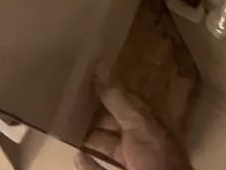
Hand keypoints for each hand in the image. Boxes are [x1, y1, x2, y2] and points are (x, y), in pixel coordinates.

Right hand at [78, 81, 192, 169]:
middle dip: (96, 113)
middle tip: (71, 102)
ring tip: (69, 127)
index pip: (128, 99)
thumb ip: (118, 99)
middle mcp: (142, 141)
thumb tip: (99, 64)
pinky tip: (76, 156)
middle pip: (116, 123)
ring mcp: (133, 163)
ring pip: (108, 146)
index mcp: (151, 122)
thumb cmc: (156, 159)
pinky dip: (90, 164)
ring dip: (90, 138)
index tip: (87, 76)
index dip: (109, 88)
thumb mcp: (138, 124)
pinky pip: (103, 169)